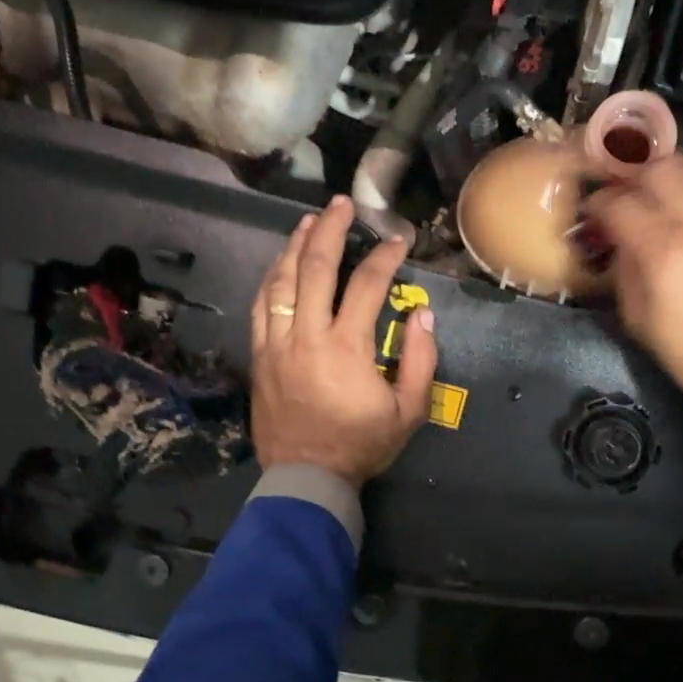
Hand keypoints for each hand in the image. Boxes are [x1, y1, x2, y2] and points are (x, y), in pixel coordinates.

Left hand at [251, 196, 437, 485]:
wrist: (306, 476)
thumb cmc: (361, 445)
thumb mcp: (408, 411)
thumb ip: (420, 361)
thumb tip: (423, 316)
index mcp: (346, 348)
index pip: (366, 285)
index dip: (385, 257)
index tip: (399, 241)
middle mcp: (307, 336)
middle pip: (315, 268)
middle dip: (330, 230)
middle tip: (343, 204)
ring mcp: (277, 343)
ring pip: (281, 281)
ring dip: (295, 246)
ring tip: (309, 221)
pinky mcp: (260, 355)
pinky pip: (261, 306)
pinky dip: (272, 278)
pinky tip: (281, 263)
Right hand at [586, 155, 682, 429]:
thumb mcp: (638, 320)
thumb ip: (625, 271)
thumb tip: (621, 242)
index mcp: (662, 253)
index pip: (620, 203)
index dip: (599, 202)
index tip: (594, 211)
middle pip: (660, 169)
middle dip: (635, 176)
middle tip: (627, 192)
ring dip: (675, 171)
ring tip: (664, 190)